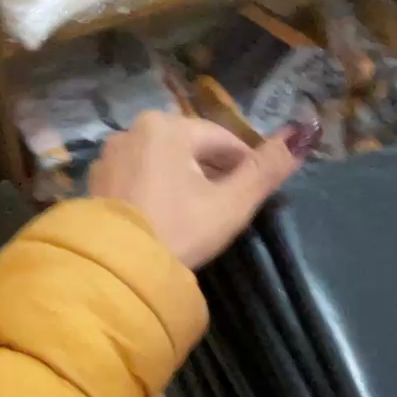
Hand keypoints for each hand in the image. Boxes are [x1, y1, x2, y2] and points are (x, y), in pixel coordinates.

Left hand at [87, 111, 314, 268]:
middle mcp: (132, 130)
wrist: (117, 270)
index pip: (221, 139)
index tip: (254, 190)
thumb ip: (266, 170)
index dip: (244, 164)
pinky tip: (162, 220)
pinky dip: (152, 194)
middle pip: (187, 149)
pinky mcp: (93, 186)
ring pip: (159, 165)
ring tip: (194, 216)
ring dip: (180, 183)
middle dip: (210, 173)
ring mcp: (108, 158)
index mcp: (167, 126)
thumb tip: (303, 135)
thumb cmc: (178, 232)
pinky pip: (135, 182)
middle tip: (224, 208)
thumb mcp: (230, 204)